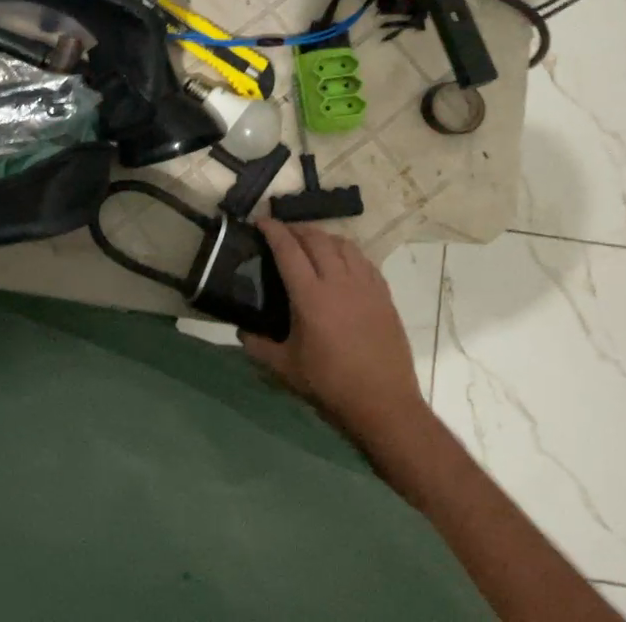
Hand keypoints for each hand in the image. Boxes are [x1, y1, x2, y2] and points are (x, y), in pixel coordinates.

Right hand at [243, 220, 431, 440]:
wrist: (383, 404)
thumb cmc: (329, 384)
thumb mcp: (284, 367)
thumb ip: (257, 346)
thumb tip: (241, 332)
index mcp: (310, 296)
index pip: (288, 249)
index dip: (273, 230)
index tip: (261, 222)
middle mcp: (339, 283)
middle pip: (317, 239)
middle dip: (297, 229)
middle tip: (282, 233)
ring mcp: (366, 287)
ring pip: (344, 245)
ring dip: (324, 238)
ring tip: (312, 244)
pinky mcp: (384, 297)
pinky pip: (365, 262)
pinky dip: (348, 253)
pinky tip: (342, 263)